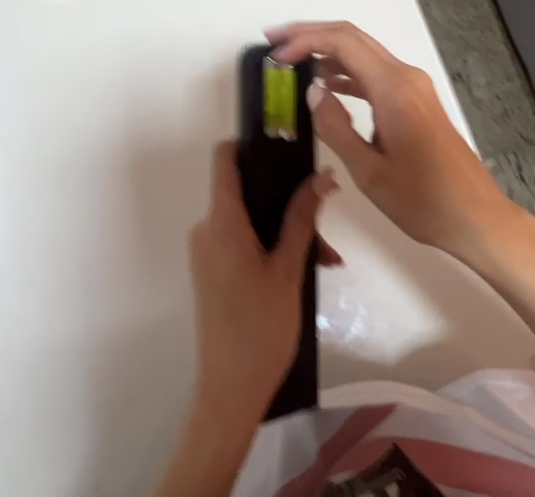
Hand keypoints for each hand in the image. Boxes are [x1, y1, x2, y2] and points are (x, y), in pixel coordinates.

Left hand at [186, 140, 336, 422]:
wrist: (229, 390)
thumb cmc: (260, 327)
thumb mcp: (289, 269)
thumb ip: (303, 219)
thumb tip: (322, 177)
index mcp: (221, 222)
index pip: (225, 159)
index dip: (252, 144)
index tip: (286, 145)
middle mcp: (208, 229)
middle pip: (248, 192)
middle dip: (289, 202)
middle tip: (327, 225)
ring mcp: (208, 252)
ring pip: (252, 221)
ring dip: (288, 231)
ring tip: (326, 260)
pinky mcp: (212, 271)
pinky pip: (243, 242)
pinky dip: (273, 248)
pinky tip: (306, 270)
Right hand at [269, 21, 528, 267]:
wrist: (474, 216)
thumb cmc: (422, 200)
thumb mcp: (369, 171)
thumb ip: (336, 127)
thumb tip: (313, 92)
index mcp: (393, 89)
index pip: (342, 43)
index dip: (304, 41)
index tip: (275, 56)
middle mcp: (405, 77)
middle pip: (353, 37)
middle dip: (311, 34)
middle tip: (274, 42)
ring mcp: (414, 87)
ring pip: (364, 52)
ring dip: (327, 51)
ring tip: (292, 61)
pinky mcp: (416, 101)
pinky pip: (375, 73)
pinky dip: (347, 71)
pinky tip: (327, 85)